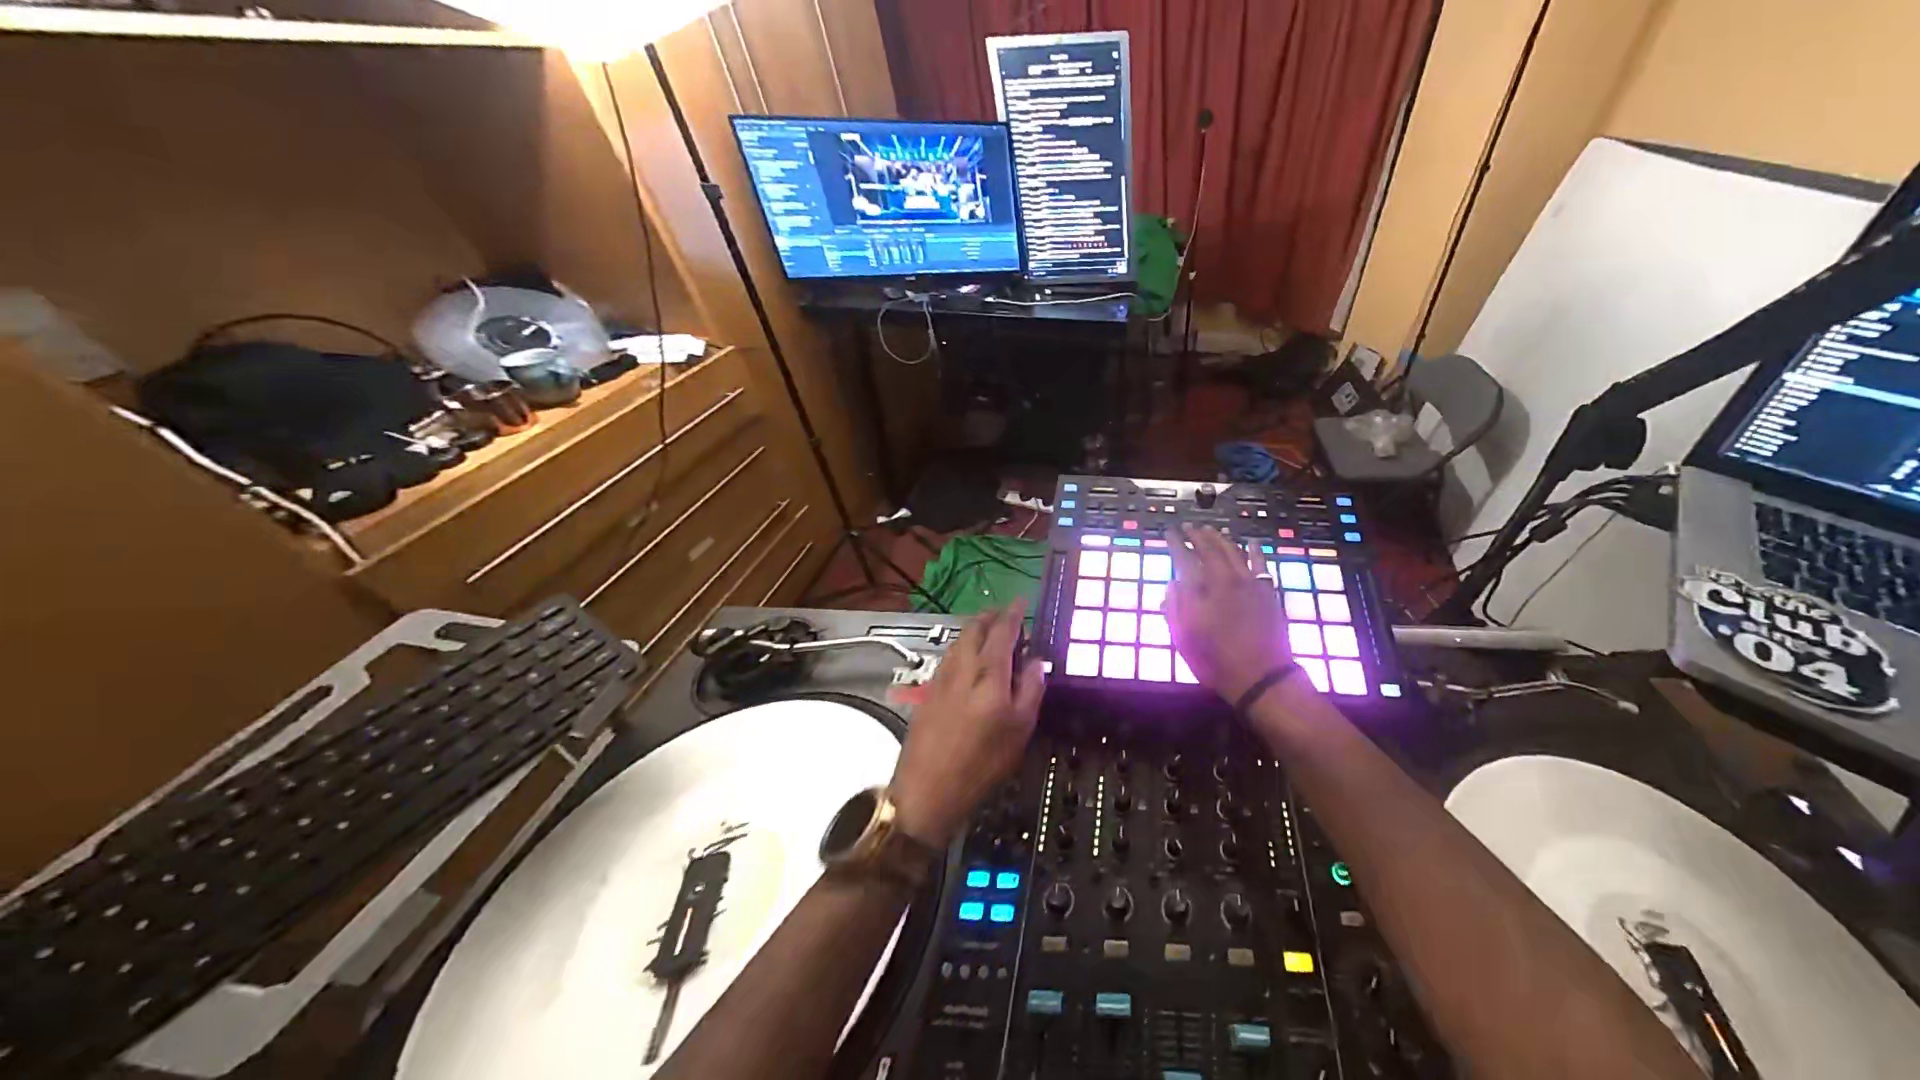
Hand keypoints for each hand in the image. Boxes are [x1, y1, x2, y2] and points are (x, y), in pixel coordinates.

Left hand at [891, 600, 1044, 844]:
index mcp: (988, 673)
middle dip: (991, 617)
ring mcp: (940, 677)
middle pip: (974, 628)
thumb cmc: (982, 763)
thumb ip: (1030, 690)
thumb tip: (1035, 661)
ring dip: (975, 630)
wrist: (928, 788)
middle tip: (1006, 616)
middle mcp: (962, 667)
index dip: (1013, 614)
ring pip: (959, 640)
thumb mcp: (1020, 729)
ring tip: (990, 634)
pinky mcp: (927, 690)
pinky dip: (963, 647)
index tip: (1021, 601)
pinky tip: (968, 660)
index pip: (1002, 631)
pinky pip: (949, 656)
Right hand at [1164, 523, 1293, 702]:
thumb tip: (1172, 584)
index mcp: (1200, 591)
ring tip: (1213, 530)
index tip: (1169, 533)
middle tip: (1189, 527)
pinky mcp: (1267, 592)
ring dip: (1221, 538)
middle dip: (1198, 535)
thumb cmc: (1215, 661)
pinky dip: (1254, 551)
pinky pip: (1260, 564)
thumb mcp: (1183, 639)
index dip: (1175, 543)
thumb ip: (1175, 608)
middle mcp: (1224, 580)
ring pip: (1234, 551)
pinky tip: (1252, 543)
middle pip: (1210, 549)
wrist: (1260, 677)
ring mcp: (1249, 584)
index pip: (1184, 558)